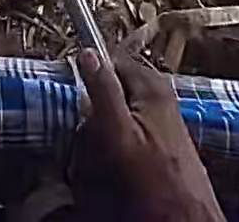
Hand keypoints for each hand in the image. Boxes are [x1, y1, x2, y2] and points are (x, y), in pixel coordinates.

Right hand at [76, 49, 224, 221]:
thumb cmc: (154, 185)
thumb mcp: (119, 133)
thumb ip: (103, 90)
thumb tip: (87, 53)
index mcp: (152, 85)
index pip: (109, 60)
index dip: (89, 74)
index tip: (75, 95)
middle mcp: (161, 97)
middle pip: (113, 87)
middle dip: (96, 105)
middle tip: (86, 130)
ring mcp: (164, 123)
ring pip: (119, 112)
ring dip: (104, 127)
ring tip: (98, 151)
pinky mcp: (163, 146)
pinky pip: (129, 133)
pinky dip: (117, 143)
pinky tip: (113, 164)